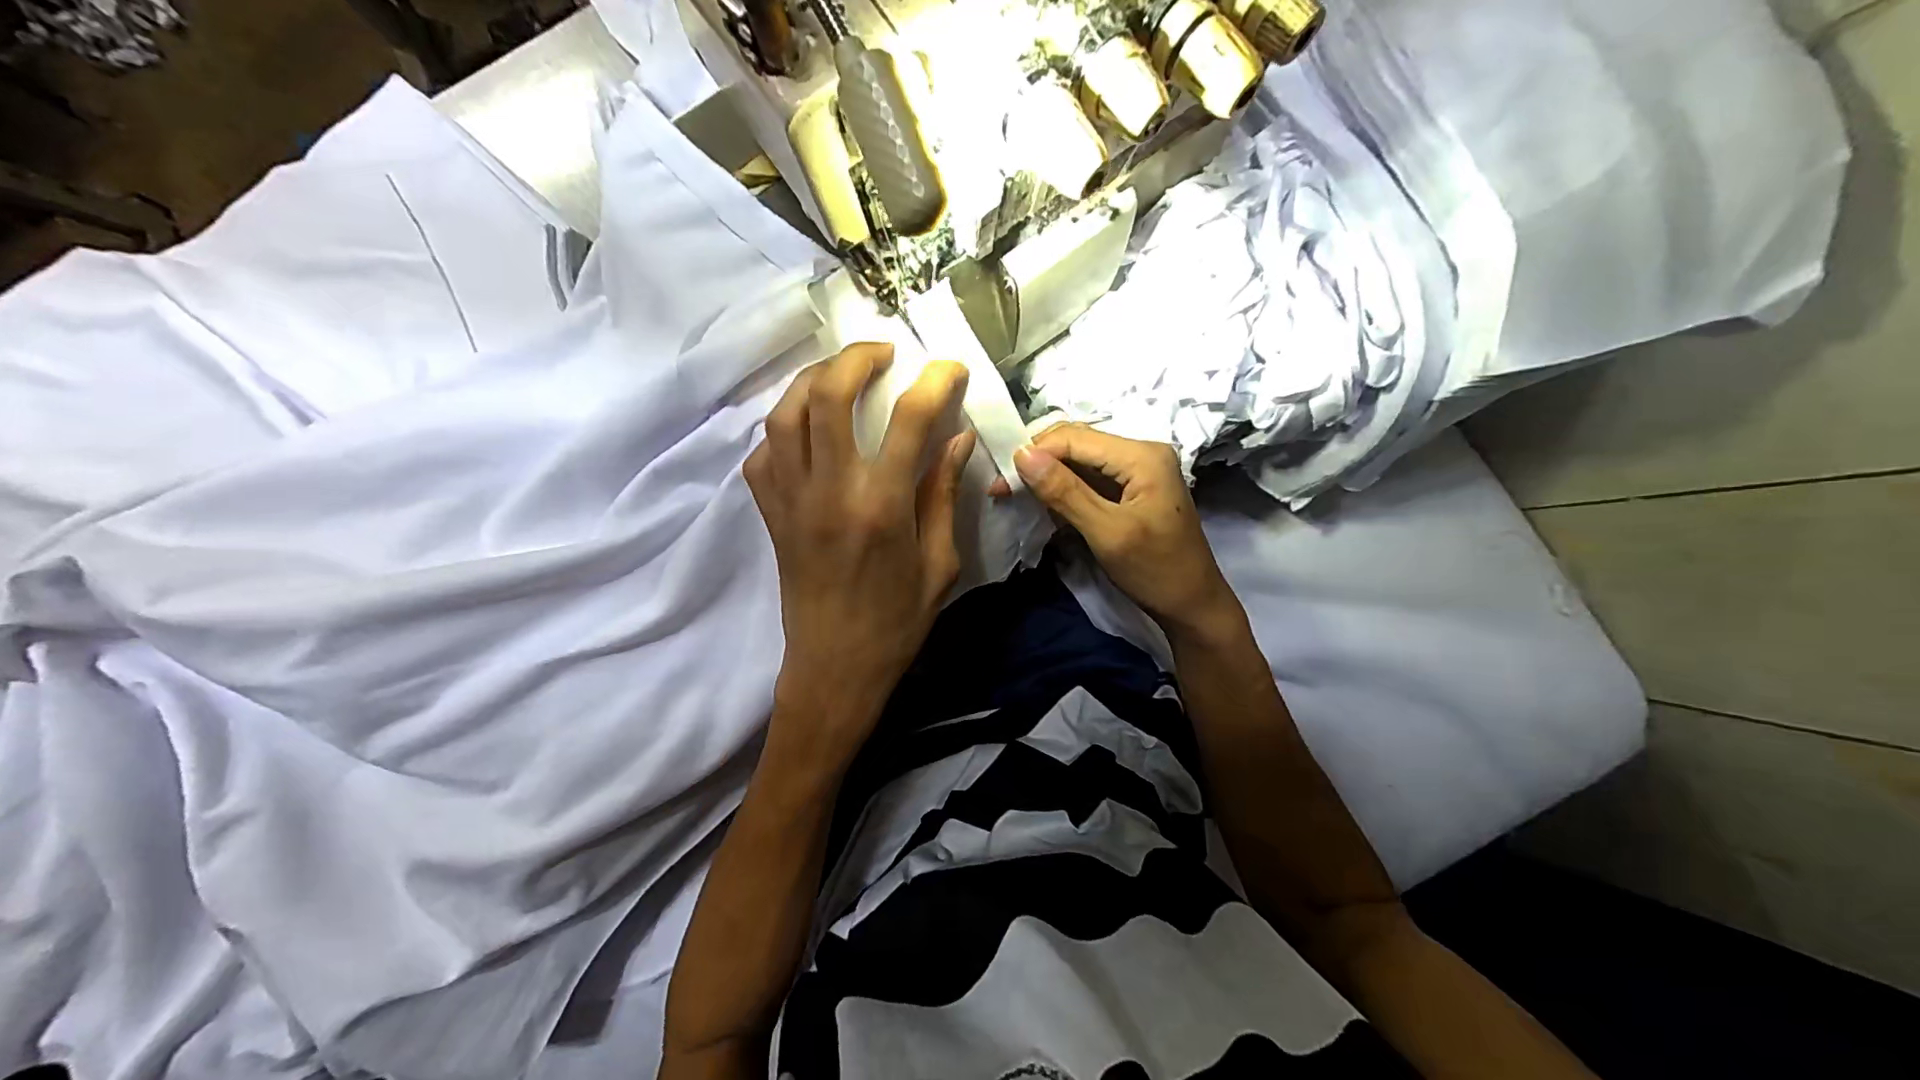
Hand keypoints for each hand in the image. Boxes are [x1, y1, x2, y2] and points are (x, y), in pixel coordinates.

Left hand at [745, 343, 974, 762]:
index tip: (950, 367)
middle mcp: (829, 491)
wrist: (834, 668)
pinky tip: (808, 431)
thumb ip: (944, 494)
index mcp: (881, 506)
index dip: (934, 382)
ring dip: (813, 381)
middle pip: (828, 395)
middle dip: (856, 358)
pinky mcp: (770, 514)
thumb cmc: (897, 624)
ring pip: (785, 414)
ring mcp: (790, 500)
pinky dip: (784, 428)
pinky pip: (763, 453)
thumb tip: (957, 437)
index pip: (909, 420)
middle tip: (883, 354)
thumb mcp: (939, 564)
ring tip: (841, 376)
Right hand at [993, 423, 1240, 637]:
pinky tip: (1044, 503)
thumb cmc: (1154, 571)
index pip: (1074, 438)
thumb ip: (1064, 491)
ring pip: (1080, 459)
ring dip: (1048, 475)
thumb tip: (1021, 455)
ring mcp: (1138, 470)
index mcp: (1142, 455)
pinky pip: (1090, 477)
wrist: (1192, 606)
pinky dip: (1065, 488)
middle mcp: (1141, 452)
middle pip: (1077, 442)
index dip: (1034, 454)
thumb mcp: (1106, 532)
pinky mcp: (1132, 488)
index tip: (1000, 482)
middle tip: (1003, 488)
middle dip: (1038, 461)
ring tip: (1015, 494)